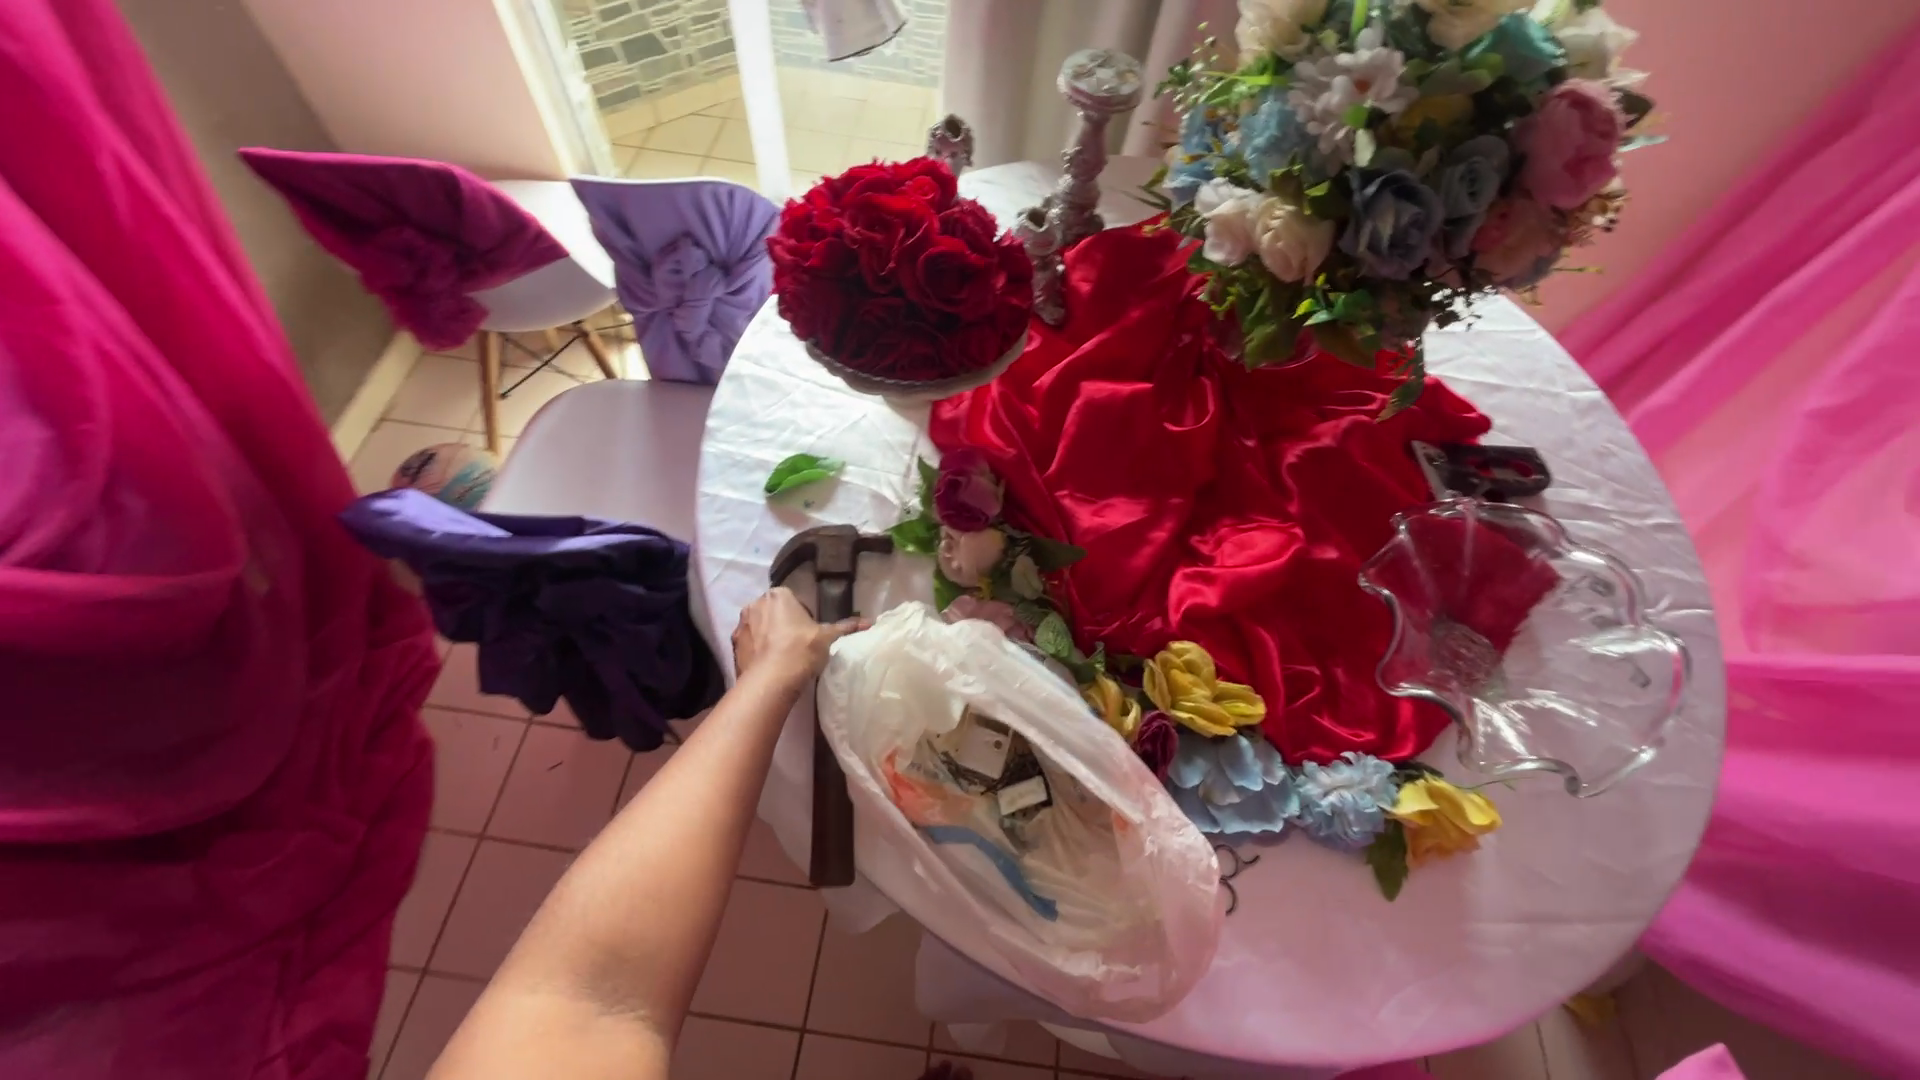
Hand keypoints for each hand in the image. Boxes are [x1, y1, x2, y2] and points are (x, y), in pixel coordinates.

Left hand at [732, 587, 865, 685]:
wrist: (771, 681)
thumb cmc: (801, 650)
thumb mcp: (827, 637)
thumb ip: (846, 627)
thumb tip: (869, 622)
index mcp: (778, 594)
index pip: (795, 601)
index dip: (805, 618)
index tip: (810, 635)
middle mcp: (755, 603)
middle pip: (775, 612)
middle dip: (784, 624)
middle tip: (798, 645)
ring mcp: (741, 624)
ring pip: (760, 627)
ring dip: (769, 636)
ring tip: (783, 657)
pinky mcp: (734, 646)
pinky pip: (749, 644)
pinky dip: (757, 650)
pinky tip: (769, 665)